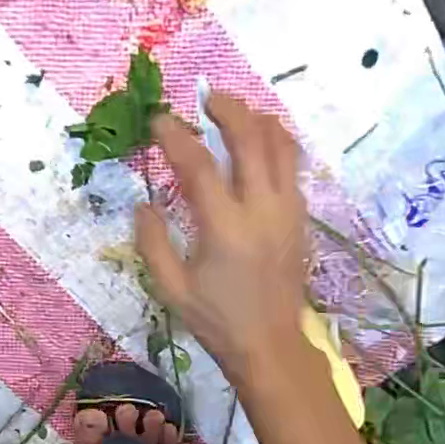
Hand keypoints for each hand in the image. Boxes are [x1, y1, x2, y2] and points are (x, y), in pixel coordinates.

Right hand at [141, 93, 309, 373]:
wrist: (270, 345)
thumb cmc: (218, 321)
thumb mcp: (172, 289)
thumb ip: (153, 242)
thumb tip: (142, 204)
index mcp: (225, 229)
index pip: (199, 164)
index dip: (175, 135)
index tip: (159, 121)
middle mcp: (262, 210)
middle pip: (251, 136)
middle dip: (226, 107)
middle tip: (205, 98)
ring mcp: (288, 212)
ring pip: (283, 144)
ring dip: (258, 119)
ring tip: (235, 114)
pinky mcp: (301, 219)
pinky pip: (294, 166)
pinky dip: (276, 145)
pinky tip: (259, 146)